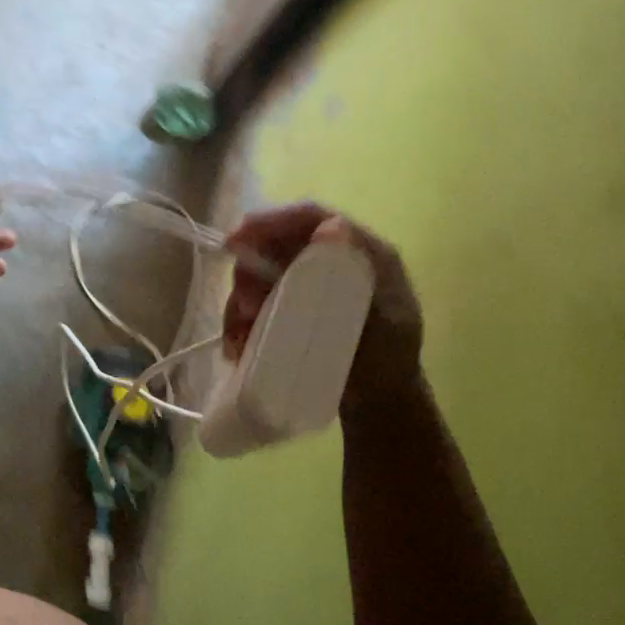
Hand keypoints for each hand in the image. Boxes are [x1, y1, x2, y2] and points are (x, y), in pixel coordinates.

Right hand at [221, 202, 424, 422]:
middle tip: (246, 306)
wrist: (378, 406)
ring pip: (256, 274)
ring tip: (241, 336)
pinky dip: (238, 322)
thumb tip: (329, 224)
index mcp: (360, 254)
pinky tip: (238, 346)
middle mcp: (327, 262)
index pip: (311, 218)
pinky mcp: (284, 308)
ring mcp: (303, 285)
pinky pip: (251, 303)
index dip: (272, 220)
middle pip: (274, 244)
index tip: (237, 240)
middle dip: (251, 272)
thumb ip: (355, 273)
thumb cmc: (387, 364)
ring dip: (241, 302)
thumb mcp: (383, 317)